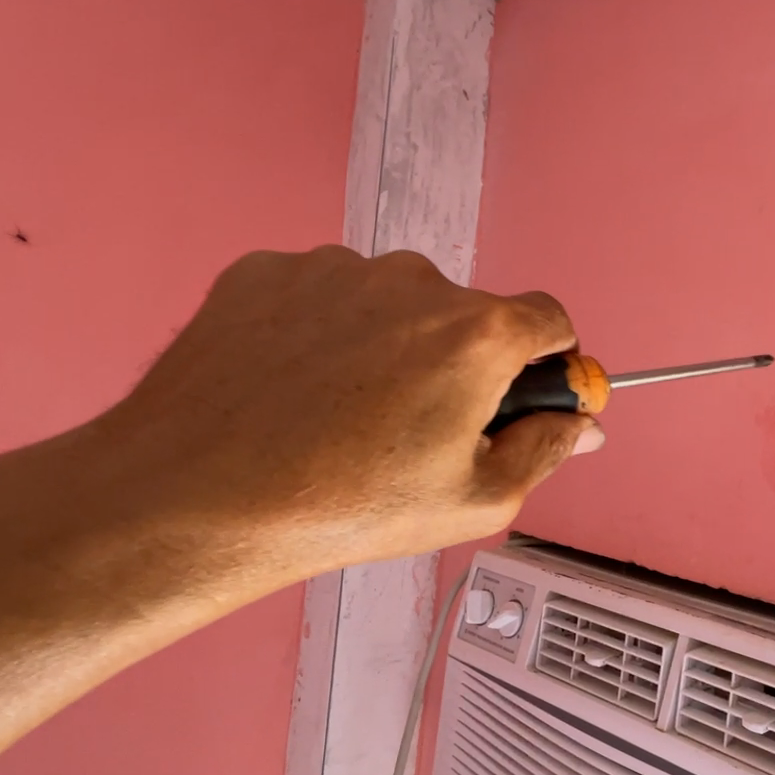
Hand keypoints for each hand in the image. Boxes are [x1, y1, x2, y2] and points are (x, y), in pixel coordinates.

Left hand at [91, 246, 601, 577]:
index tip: (527, 396)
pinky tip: (304, 388)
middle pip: (473, 313)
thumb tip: (582, 425)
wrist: (192, 499)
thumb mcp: (480, 499)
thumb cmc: (349, 505)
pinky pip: (330, 295)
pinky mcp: (267, 272)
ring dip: (401, 344)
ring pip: (400, 303)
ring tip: (354, 412)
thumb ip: (548, 448)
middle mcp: (413, 281)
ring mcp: (334, 269)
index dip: (551, 361)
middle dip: (470, 361)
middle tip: (428, 426)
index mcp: (477, 333)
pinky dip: (334, 332)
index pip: (551, 318)